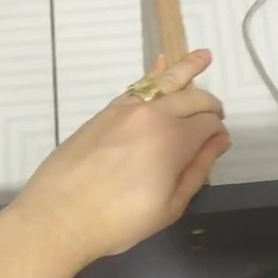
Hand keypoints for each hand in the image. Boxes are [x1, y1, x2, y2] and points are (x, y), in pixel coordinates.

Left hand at [5, 50, 231, 267]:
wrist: (59, 217)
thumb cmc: (119, 221)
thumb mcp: (169, 206)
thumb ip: (198, 169)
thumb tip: (219, 141)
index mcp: (174, 139)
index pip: (209, 123)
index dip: (219, 133)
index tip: (218, 145)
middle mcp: (152, 114)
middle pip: (192, 97)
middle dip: (209, 104)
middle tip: (216, 116)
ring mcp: (126, 109)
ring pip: (164, 82)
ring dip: (187, 68)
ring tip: (204, 56)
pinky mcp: (105, 112)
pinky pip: (136, 87)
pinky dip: (153, 74)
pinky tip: (161, 65)